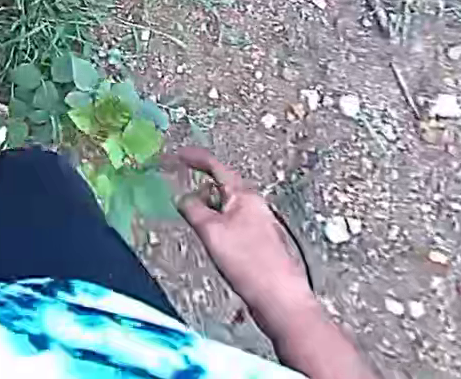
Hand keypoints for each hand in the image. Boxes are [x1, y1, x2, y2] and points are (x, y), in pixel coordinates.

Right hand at [170, 147, 316, 323]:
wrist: (282, 304)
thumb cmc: (249, 263)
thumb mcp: (209, 230)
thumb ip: (191, 207)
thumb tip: (182, 198)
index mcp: (245, 196)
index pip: (215, 165)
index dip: (194, 157)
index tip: (178, 155)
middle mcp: (255, 206)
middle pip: (221, 187)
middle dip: (201, 191)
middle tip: (185, 200)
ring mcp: (261, 226)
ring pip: (227, 208)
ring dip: (210, 212)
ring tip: (200, 228)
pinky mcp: (261, 246)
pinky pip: (233, 225)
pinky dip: (219, 227)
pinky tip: (217, 246)